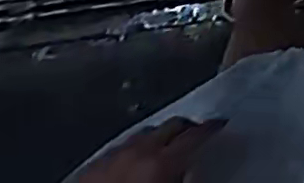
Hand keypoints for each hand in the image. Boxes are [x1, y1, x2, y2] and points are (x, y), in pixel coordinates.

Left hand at [77, 118, 223, 182]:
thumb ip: (189, 178)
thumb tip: (201, 165)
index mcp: (163, 161)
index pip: (199, 132)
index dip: (213, 128)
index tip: (220, 128)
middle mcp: (138, 152)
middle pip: (172, 125)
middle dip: (184, 129)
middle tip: (191, 138)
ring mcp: (107, 160)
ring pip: (141, 135)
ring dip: (154, 139)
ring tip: (157, 152)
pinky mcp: (84, 172)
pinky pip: (113, 152)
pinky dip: (126, 154)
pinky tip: (125, 168)